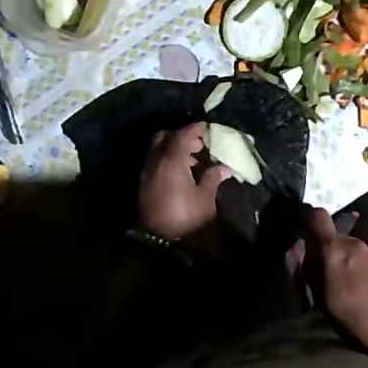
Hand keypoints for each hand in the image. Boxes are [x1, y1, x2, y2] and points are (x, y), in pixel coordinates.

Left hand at [138, 123, 231, 240]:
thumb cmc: (186, 216)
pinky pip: (154, 162)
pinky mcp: (144, 184)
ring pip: (157, 150)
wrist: (159, 241)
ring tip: (192, 160)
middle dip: (180, 136)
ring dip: (173, 149)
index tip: (205, 126)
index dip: (194, 129)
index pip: (182, 135)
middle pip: (164, 137)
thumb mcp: (205, 197)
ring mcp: (147, 173)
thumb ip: (212, 178)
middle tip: (197, 144)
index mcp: (171, 160)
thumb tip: (223, 168)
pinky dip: (166, 160)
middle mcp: (155, 161)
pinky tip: (180, 173)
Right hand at [303, 208, 367, 364]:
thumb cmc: (357, 322)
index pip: (316, 215)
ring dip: (356, 262)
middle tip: (336, 275)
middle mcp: (357, 243)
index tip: (309, 236)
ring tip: (361, 287)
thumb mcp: (321, 301)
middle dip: (336, 251)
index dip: (311, 222)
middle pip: (340, 238)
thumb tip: (300, 250)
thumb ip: (307, 270)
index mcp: (334, 249)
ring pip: (360, 250)